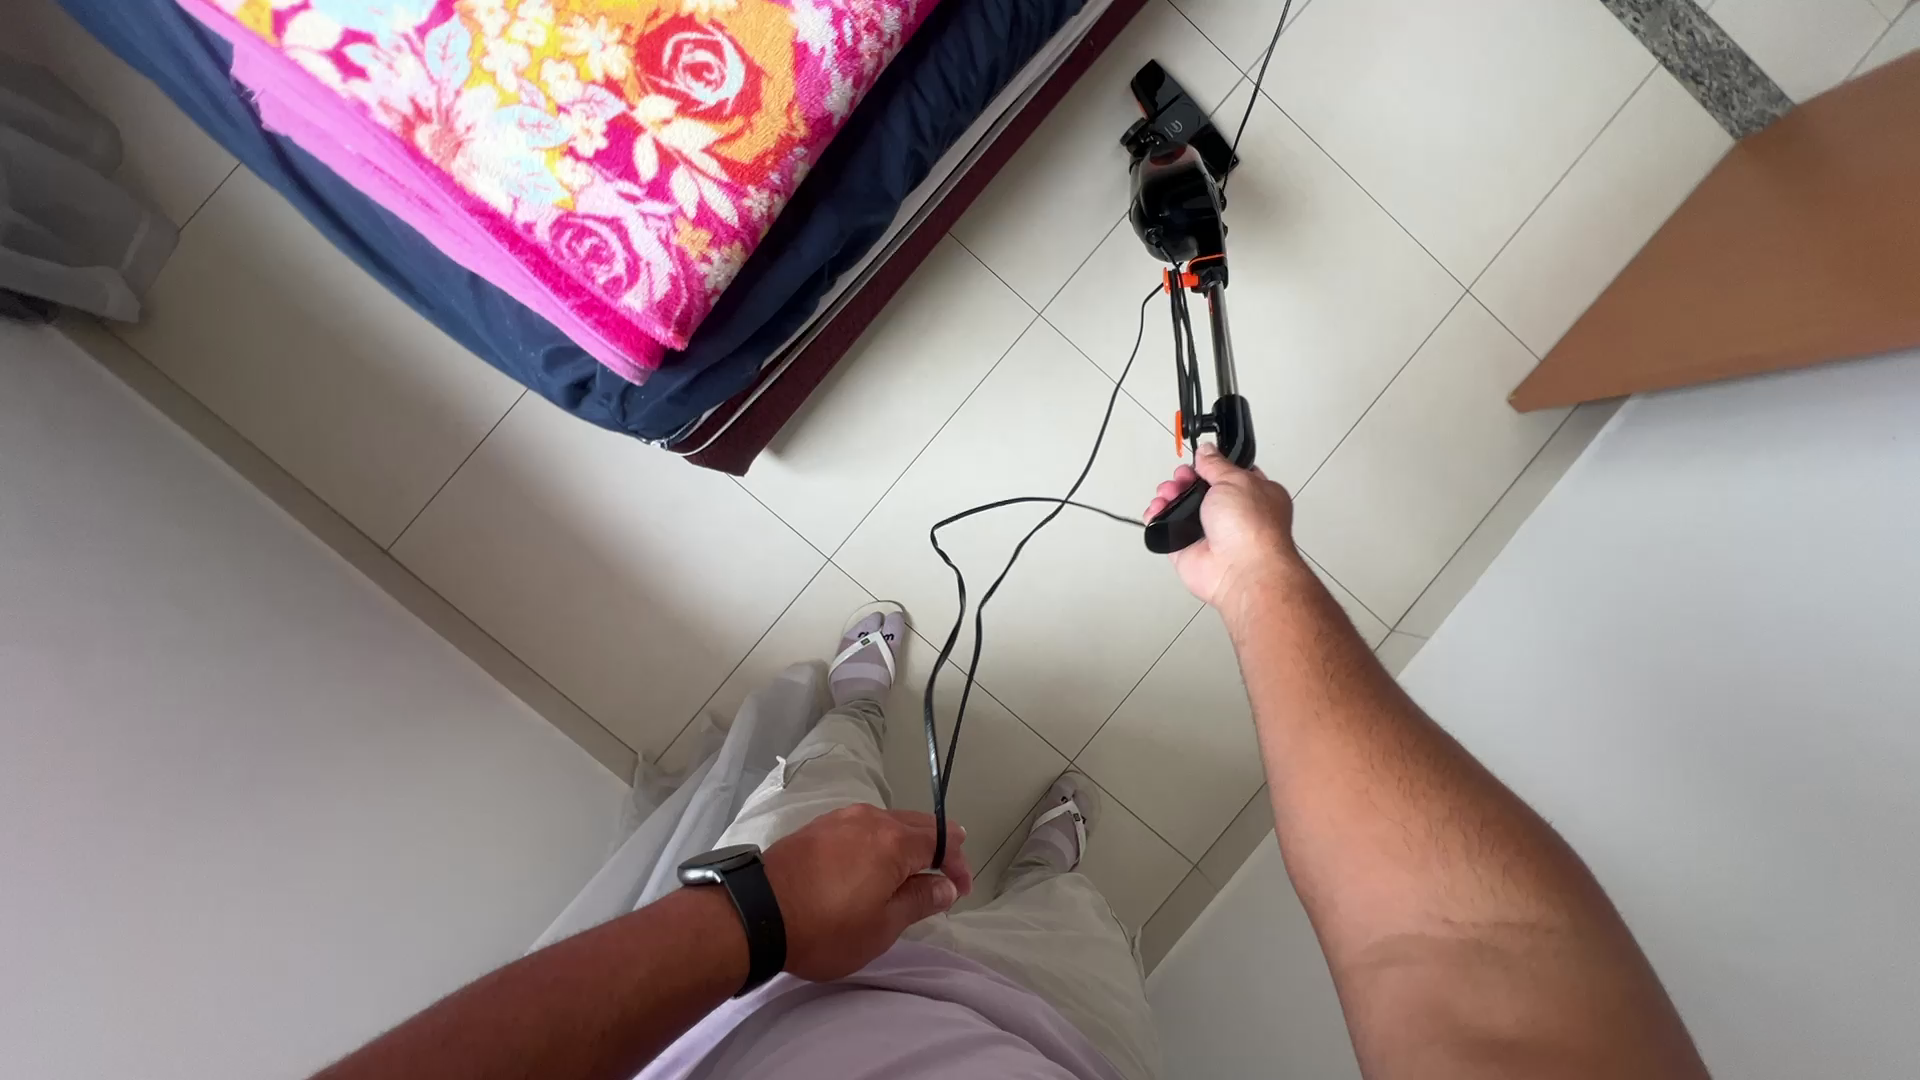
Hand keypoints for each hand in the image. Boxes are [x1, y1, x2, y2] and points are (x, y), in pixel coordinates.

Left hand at [759, 805, 972, 981]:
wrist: (757, 913)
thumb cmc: (826, 927)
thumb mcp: (881, 926)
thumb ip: (919, 900)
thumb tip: (946, 885)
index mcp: (894, 840)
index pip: (942, 841)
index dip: (958, 864)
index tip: (961, 890)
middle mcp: (873, 818)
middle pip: (919, 824)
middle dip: (939, 849)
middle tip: (946, 879)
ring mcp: (844, 817)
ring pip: (891, 822)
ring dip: (909, 843)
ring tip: (913, 871)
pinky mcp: (821, 825)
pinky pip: (865, 825)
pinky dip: (882, 840)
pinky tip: (875, 862)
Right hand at [1144, 443, 1302, 612]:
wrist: (1240, 568)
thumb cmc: (1252, 529)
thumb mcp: (1236, 480)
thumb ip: (1216, 464)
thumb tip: (1206, 452)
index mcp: (1253, 494)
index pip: (1228, 474)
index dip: (1211, 466)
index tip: (1198, 462)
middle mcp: (1232, 514)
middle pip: (1199, 489)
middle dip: (1184, 480)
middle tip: (1181, 478)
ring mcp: (1208, 532)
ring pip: (1181, 507)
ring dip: (1169, 495)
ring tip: (1167, 493)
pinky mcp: (1186, 548)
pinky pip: (1165, 528)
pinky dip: (1156, 517)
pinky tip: (1156, 509)